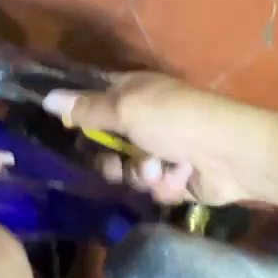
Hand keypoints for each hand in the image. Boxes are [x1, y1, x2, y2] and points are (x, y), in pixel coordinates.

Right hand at [42, 72, 277, 205]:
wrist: (230, 153)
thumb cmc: (175, 120)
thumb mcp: (126, 109)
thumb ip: (86, 108)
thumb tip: (47, 97)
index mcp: (132, 91)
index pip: (94, 102)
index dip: (81, 119)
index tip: (71, 134)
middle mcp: (144, 117)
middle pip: (107, 143)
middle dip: (112, 159)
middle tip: (117, 164)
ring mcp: (161, 147)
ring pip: (129, 169)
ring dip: (142, 173)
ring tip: (160, 168)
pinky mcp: (176, 175)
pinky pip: (153, 186)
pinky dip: (165, 184)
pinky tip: (180, 178)